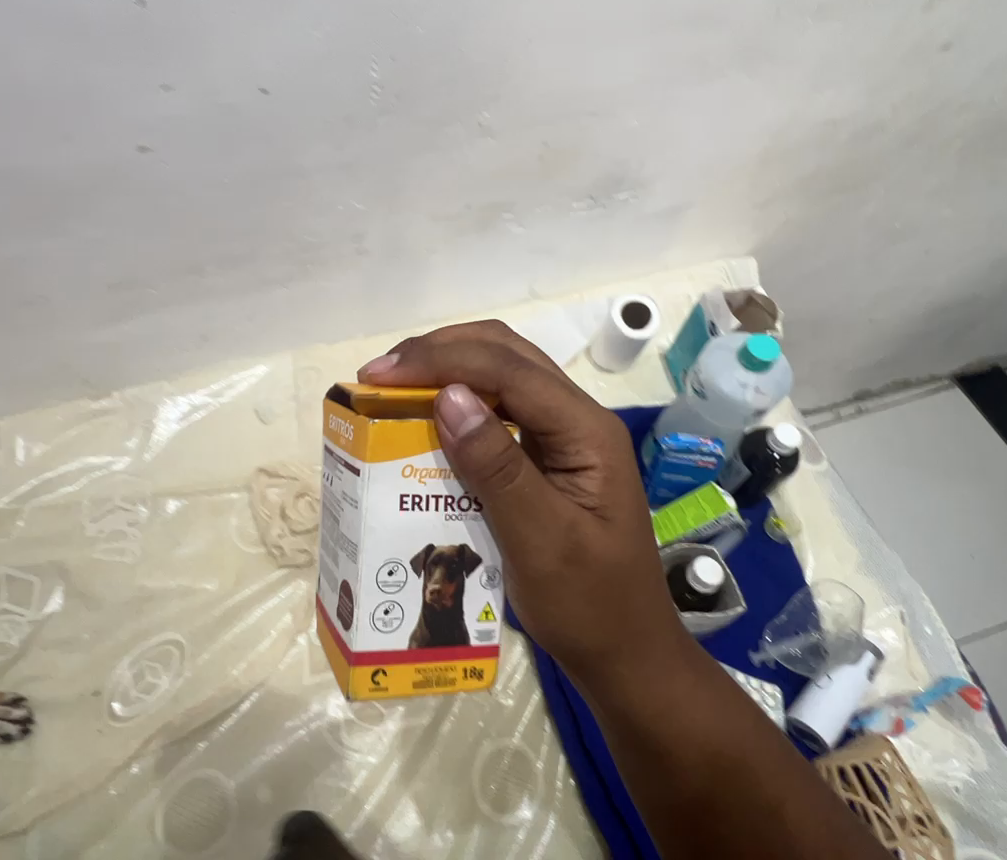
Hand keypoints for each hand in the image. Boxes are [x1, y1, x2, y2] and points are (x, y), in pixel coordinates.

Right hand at [359, 321, 686, 682]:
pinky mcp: (547, 457)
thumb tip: (448, 396)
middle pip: (507, 355)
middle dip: (441, 353)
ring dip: (448, 370)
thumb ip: (496, 466)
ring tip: (393, 388)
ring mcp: (564, 437)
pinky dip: (459, 405)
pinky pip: (500, 411)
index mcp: (586, 432)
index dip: (441, 361)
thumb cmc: (589, 605)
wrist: (627, 653)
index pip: (509, 370)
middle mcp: (578, 420)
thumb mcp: (540, 540)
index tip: (379, 376)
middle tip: (379, 376)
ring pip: (502, 376)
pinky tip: (427, 419)